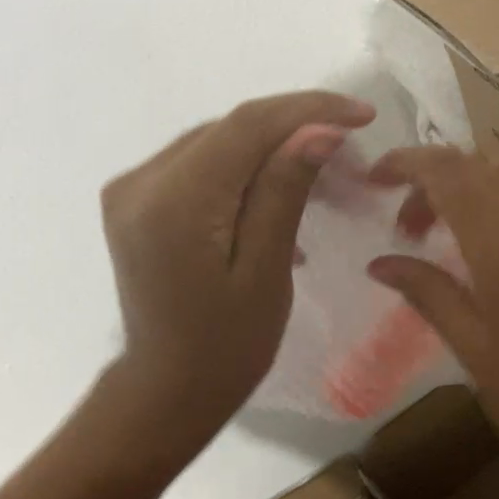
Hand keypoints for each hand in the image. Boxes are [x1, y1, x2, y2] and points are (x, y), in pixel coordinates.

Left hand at [99, 92, 375, 425]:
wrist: (170, 388)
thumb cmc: (229, 344)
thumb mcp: (267, 270)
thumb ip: (284, 191)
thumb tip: (320, 130)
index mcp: (174, 201)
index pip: (247, 126)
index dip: (309, 110)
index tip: (364, 115)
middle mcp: (141, 181)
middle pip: (230, 128)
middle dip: (296, 127)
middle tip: (356, 150)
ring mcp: (134, 189)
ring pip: (218, 141)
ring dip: (275, 146)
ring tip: (331, 172)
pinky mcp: (140, 201)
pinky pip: (203, 164)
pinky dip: (248, 167)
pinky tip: (284, 192)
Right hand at [365, 148, 498, 453]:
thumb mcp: (474, 345)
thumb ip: (429, 292)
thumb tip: (380, 263)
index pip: (447, 172)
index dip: (406, 164)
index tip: (376, 180)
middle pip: (481, 165)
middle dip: (437, 181)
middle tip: (412, 227)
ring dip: (482, 178)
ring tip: (463, 220)